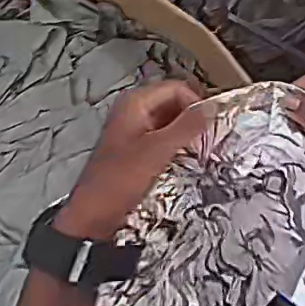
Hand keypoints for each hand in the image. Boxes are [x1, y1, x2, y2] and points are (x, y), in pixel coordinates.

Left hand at [58, 79, 205, 239]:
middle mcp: (133, 111)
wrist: (93, 217)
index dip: (196, 103)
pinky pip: (164, 136)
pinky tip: (184, 157)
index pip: (177, 89)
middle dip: (193, 118)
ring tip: (199, 148)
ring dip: (187, 132)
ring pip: (170, 120)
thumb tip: (211, 108)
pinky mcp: (137, 147)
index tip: (209, 123)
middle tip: (208, 135)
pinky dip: (177, 143)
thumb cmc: (116, 181)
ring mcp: (134, 129)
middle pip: (174, 102)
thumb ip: (188, 126)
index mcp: (135, 103)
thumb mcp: (158, 150)